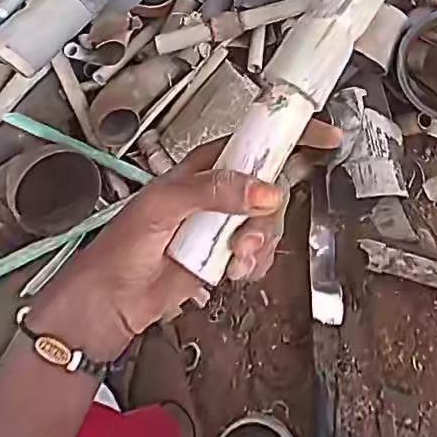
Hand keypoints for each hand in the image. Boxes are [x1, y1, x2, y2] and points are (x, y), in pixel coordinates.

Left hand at [29, 121, 340, 360]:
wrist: (113, 300)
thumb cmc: (124, 244)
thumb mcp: (164, 206)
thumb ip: (214, 191)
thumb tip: (262, 190)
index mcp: (205, 167)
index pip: (254, 141)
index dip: (290, 136)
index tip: (323, 136)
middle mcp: (220, 191)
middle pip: (273, 188)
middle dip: (267, 214)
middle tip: (246, 234)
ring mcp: (226, 223)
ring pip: (270, 223)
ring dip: (257, 244)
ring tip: (232, 258)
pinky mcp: (228, 253)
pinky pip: (262, 253)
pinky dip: (253, 265)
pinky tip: (230, 270)